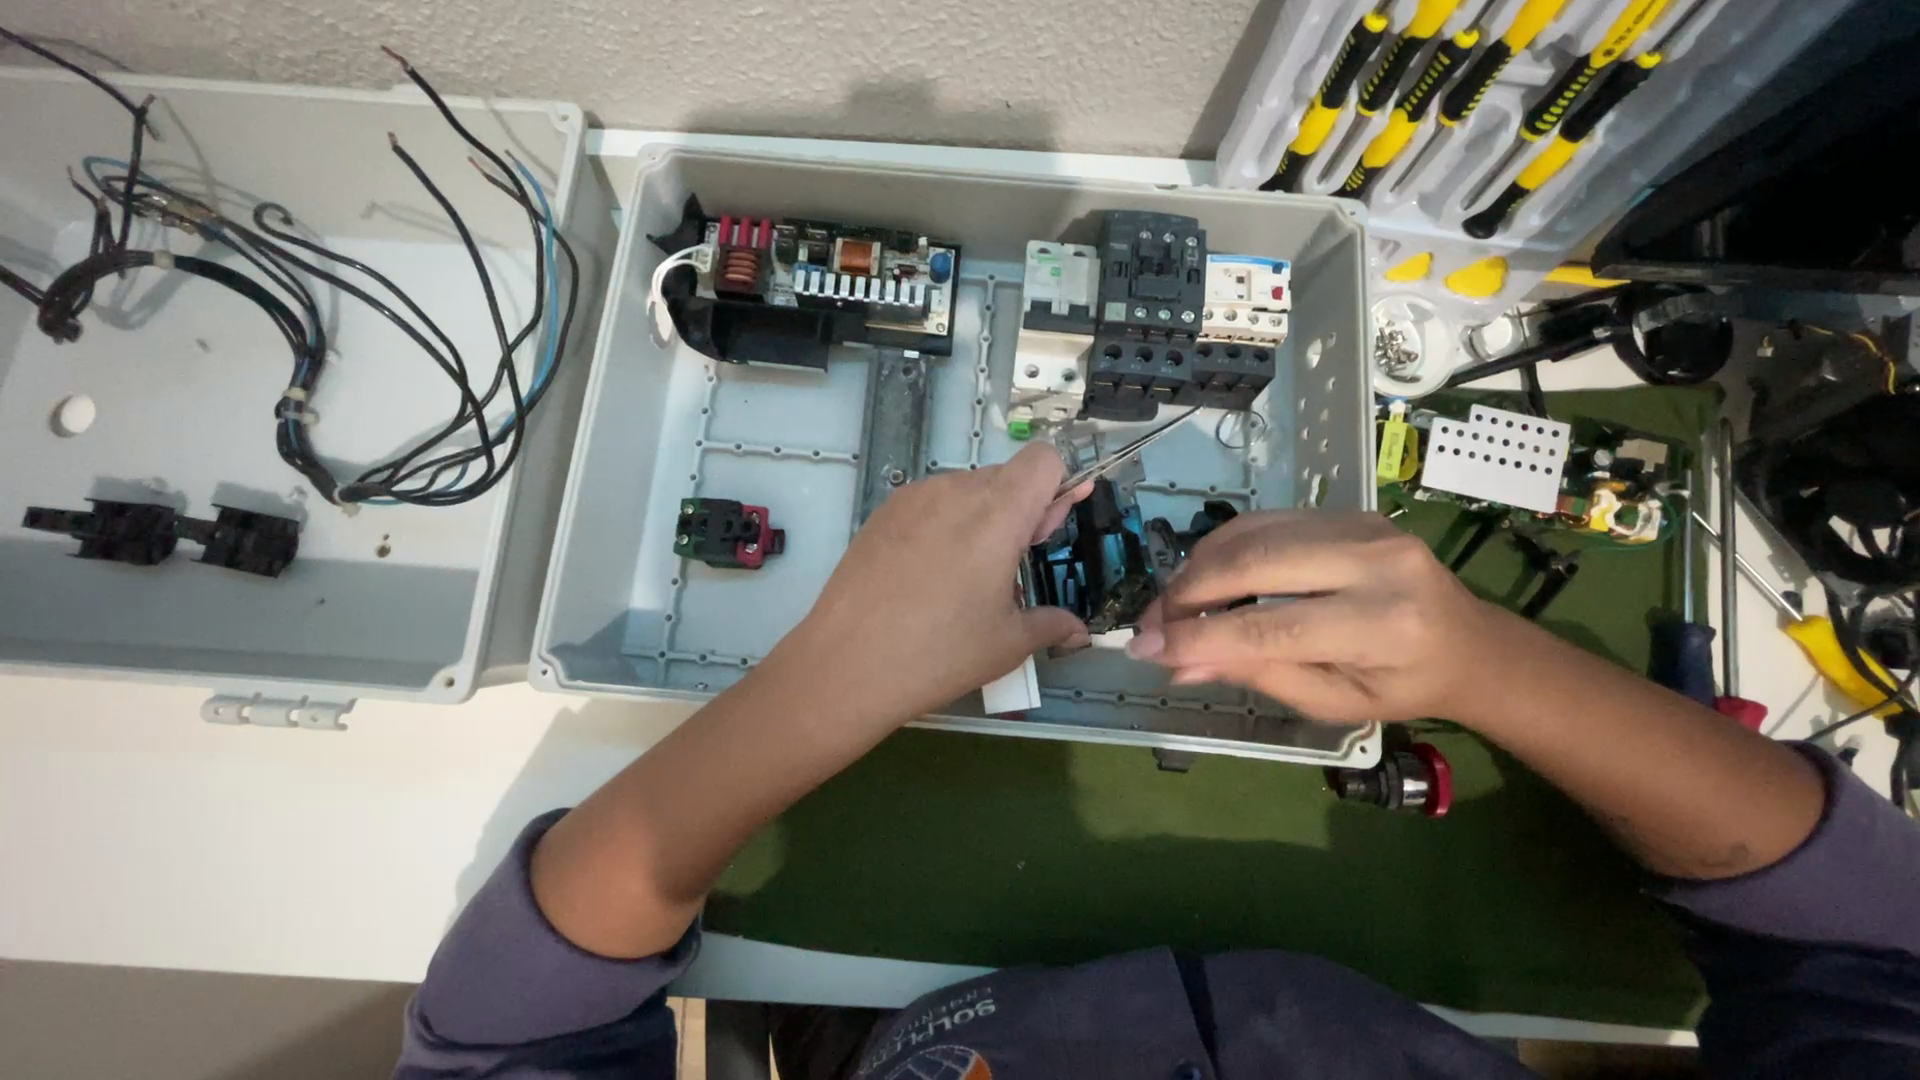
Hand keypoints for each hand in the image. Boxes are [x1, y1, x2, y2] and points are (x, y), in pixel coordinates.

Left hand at [767, 443, 1092, 729]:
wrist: (847, 664)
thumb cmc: (939, 653)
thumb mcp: (1007, 644)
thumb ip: (1052, 624)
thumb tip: (1077, 630)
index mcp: (998, 513)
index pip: (1044, 459)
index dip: (1056, 488)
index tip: (1043, 534)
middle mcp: (956, 491)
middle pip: (1006, 476)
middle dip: (1021, 511)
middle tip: (1008, 568)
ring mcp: (913, 497)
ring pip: (966, 489)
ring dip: (981, 518)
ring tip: (962, 577)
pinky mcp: (883, 512)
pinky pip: (930, 503)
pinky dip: (943, 524)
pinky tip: (926, 574)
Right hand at [1127, 511, 1510, 724]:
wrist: (1469, 643)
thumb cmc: (1401, 685)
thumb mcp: (1332, 700)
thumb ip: (1258, 674)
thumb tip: (1178, 663)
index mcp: (1381, 627)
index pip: (1269, 628)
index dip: (1198, 637)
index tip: (1145, 649)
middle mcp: (1376, 563)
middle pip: (1253, 563)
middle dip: (1188, 591)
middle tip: (1153, 621)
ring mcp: (1363, 526)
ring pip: (1251, 533)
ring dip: (1197, 567)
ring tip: (1174, 603)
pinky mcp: (1348, 511)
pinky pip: (1265, 521)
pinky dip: (1222, 549)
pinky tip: (1206, 576)